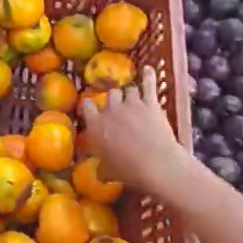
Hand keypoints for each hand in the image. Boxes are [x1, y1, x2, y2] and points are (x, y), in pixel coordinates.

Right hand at [80, 66, 187, 191]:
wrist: (155, 163)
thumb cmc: (128, 170)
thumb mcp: (109, 172)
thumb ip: (102, 169)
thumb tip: (98, 174)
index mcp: (96, 125)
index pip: (87, 106)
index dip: (90, 105)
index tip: (91, 106)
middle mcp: (111, 110)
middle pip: (110, 95)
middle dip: (114, 100)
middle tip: (118, 107)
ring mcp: (131, 103)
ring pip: (128, 89)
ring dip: (131, 93)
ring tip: (133, 98)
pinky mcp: (150, 103)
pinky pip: (148, 83)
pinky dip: (148, 75)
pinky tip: (148, 69)